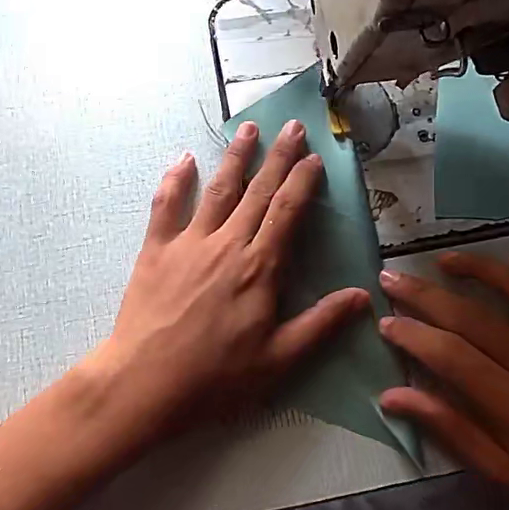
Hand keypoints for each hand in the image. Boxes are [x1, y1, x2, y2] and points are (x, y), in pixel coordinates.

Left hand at [83, 120, 371, 441]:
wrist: (145, 383)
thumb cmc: (216, 377)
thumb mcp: (279, 359)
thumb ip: (321, 323)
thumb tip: (363, 296)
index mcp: (259, 267)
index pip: (287, 212)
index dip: (303, 181)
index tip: (314, 158)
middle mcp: (227, 244)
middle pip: (258, 191)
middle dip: (278, 156)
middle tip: (292, 127)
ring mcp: (189, 243)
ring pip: (218, 189)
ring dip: (236, 157)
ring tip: (248, 128)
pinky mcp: (156, 250)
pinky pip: (165, 205)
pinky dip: (175, 179)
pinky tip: (184, 158)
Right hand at [377, 253, 508, 509]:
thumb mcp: (500, 473)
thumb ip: (446, 427)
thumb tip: (390, 396)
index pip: (452, 356)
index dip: (412, 334)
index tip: (384, 322)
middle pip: (475, 316)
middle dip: (425, 294)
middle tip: (391, 279)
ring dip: (482, 266)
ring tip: (446, 261)